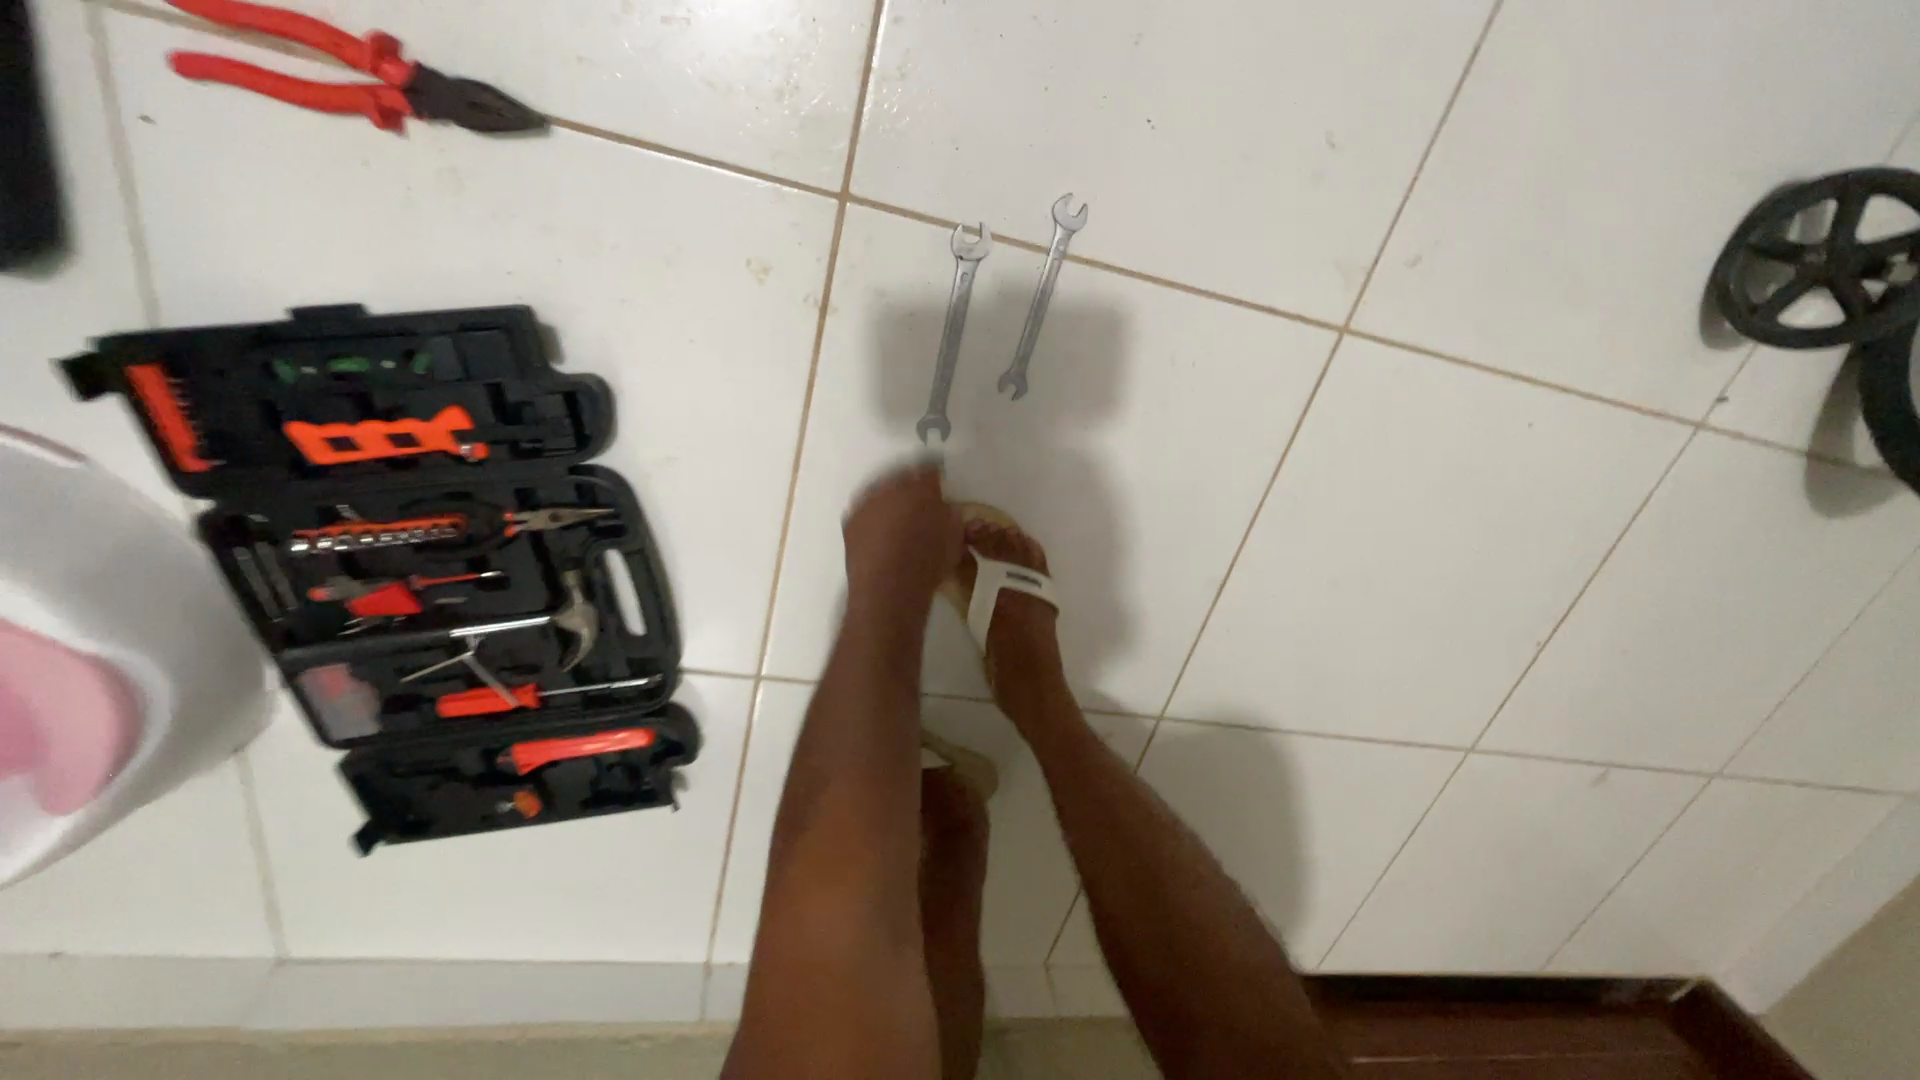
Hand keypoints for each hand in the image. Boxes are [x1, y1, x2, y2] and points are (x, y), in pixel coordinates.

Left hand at [842, 461, 962, 608]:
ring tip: (899, 521)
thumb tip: (944, 509)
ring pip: (880, 492)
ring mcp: (866, 502)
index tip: (939, 487)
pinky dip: (874, 519)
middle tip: (920, 503)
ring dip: (890, 501)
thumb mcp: (954, 537)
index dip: (936, 476)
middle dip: (910, 487)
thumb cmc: (928, 562)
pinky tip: (881, 536)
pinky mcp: (849, 521)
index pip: (930, 467)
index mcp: (921, 484)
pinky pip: (865, 512)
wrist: (888, 589)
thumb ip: (950, 515)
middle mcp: (890, 485)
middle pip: (902, 477)